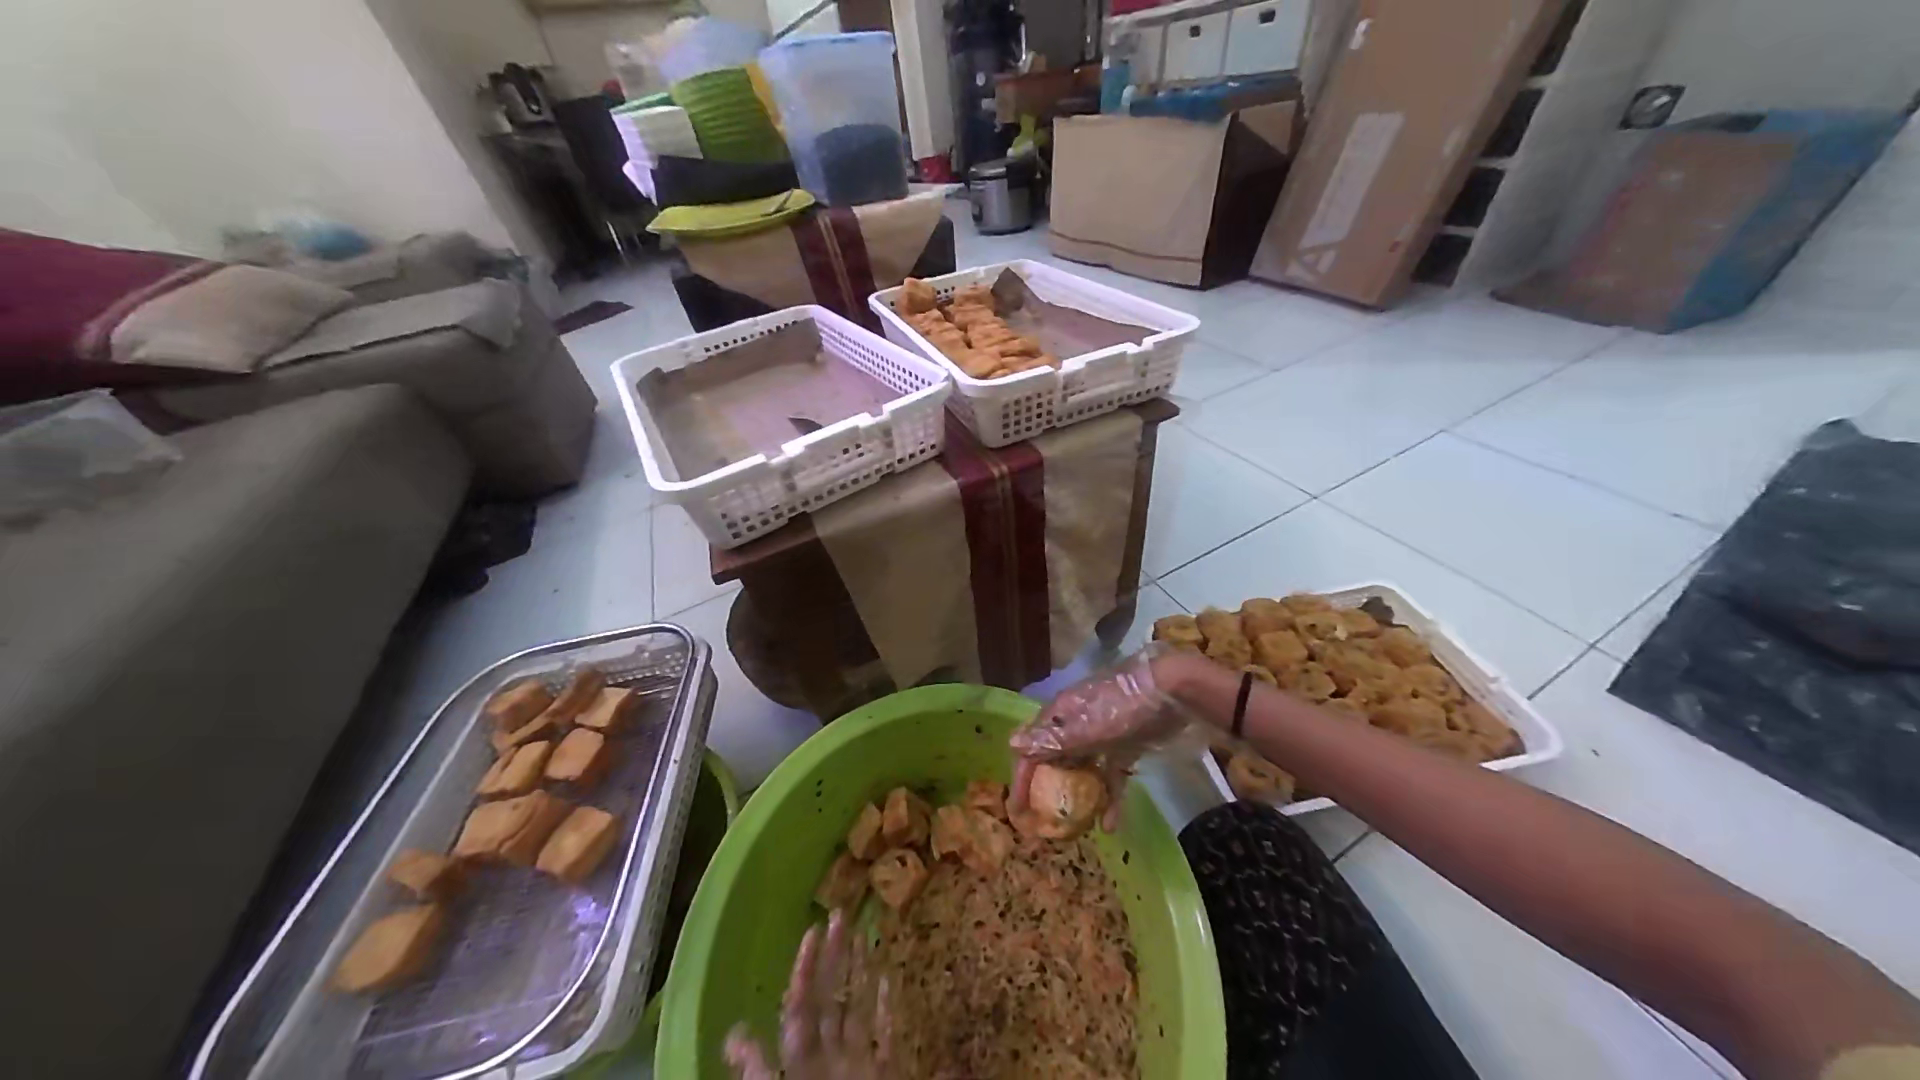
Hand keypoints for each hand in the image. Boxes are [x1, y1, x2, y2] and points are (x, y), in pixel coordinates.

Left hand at [724, 910, 891, 1079]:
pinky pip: (883, 1035)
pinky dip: (886, 1007)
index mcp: (803, 1063)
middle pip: (831, 998)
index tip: (812, 931)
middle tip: (841, 913)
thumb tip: (733, 1037)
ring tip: (861, 931)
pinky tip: (888, 977)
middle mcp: (827, 1059)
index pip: (802, 1008)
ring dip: (858, 971)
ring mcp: (855, 1064)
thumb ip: (757, 1071)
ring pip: (855, 1009)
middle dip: (834, 957)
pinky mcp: (881, 1073)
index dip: (805, 970)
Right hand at [1009, 644, 1197, 830]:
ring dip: (1077, 795)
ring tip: (1072, 825)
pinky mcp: (1125, 744)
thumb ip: (1052, 740)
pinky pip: (1111, 774)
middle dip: (1046, 787)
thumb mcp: (1087, 727)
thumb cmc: (1125, 708)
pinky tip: (1110, 825)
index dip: (1022, 776)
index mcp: (1061, 715)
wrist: (1174, 691)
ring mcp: (1102, 734)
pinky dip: (1110, 797)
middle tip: (1041, 819)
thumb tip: (1012, 743)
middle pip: (1054, 757)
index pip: (1032, 747)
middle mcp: (1076, 723)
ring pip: (1082, 768)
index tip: (1018, 809)